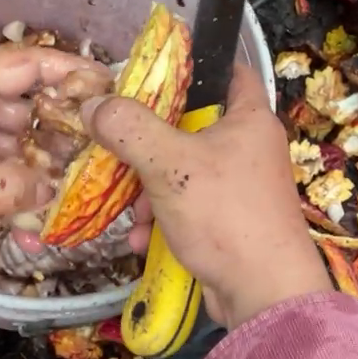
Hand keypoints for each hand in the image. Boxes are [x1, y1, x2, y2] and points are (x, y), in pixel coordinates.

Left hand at [0, 47, 105, 249]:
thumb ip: (10, 188)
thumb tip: (54, 192)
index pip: (28, 64)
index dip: (71, 70)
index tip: (109, 85)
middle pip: (21, 104)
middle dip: (56, 128)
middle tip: (95, 152)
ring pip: (5, 137)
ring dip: (32, 159)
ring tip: (69, 183)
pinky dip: (6, 177)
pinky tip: (30, 199)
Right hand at [83, 64, 331, 328]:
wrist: (263, 292)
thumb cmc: (224, 215)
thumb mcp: (169, 164)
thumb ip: (129, 129)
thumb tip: (94, 106)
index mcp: (249, 119)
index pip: (227, 71)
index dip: (193, 66)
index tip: (152, 73)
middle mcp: (249, 149)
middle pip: (190, 128)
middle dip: (149, 147)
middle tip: (122, 156)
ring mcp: (240, 189)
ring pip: (183, 174)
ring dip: (148, 194)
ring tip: (132, 215)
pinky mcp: (229, 224)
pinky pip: (188, 210)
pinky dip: (163, 222)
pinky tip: (142, 240)